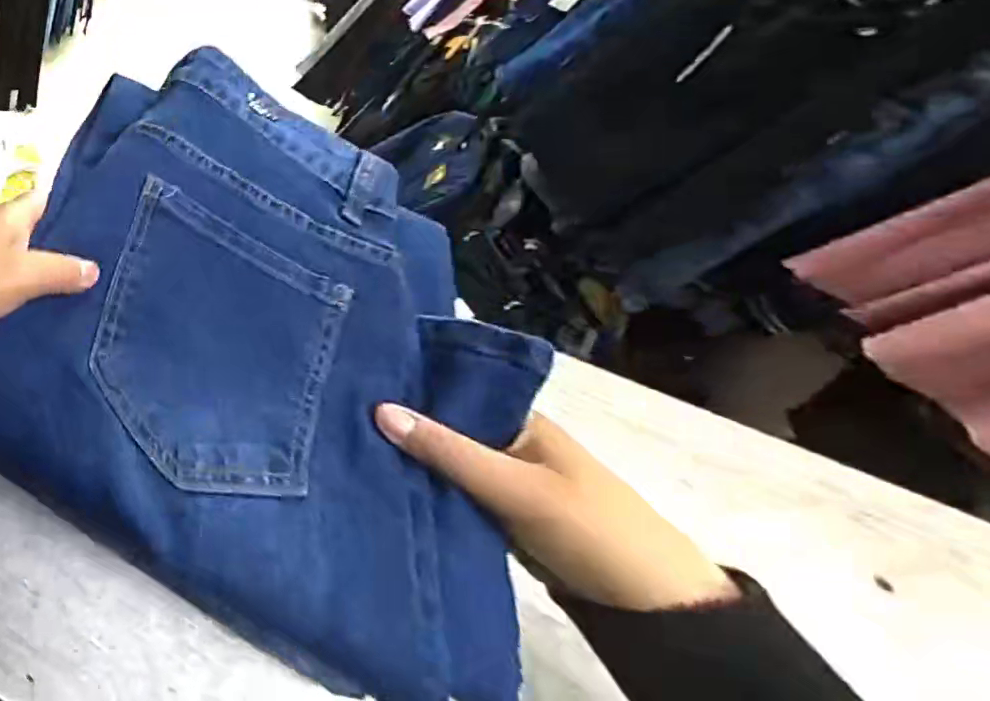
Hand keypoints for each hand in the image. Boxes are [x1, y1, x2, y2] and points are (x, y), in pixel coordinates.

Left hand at [0, 195, 98, 331]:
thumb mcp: (24, 277)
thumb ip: (61, 270)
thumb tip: (94, 268)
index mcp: (14, 212)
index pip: (52, 196)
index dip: (77, 204)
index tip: (102, 219)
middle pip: (41, 222)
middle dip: (66, 236)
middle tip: (99, 252)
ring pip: (26, 243)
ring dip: (47, 256)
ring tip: (79, 272)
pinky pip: (11, 261)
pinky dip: (28, 270)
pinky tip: (43, 288)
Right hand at [375, 405, 738, 611]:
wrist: (650, 609)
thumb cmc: (588, 526)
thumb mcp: (515, 485)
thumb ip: (448, 451)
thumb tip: (379, 409)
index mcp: (516, 417)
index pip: (453, 388)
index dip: (409, 384)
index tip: (356, 380)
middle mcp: (504, 440)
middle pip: (443, 426)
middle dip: (402, 424)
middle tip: (339, 413)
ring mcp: (499, 479)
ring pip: (444, 462)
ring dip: (409, 459)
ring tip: (346, 443)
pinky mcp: (495, 514)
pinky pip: (450, 493)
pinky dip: (424, 490)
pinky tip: (382, 483)